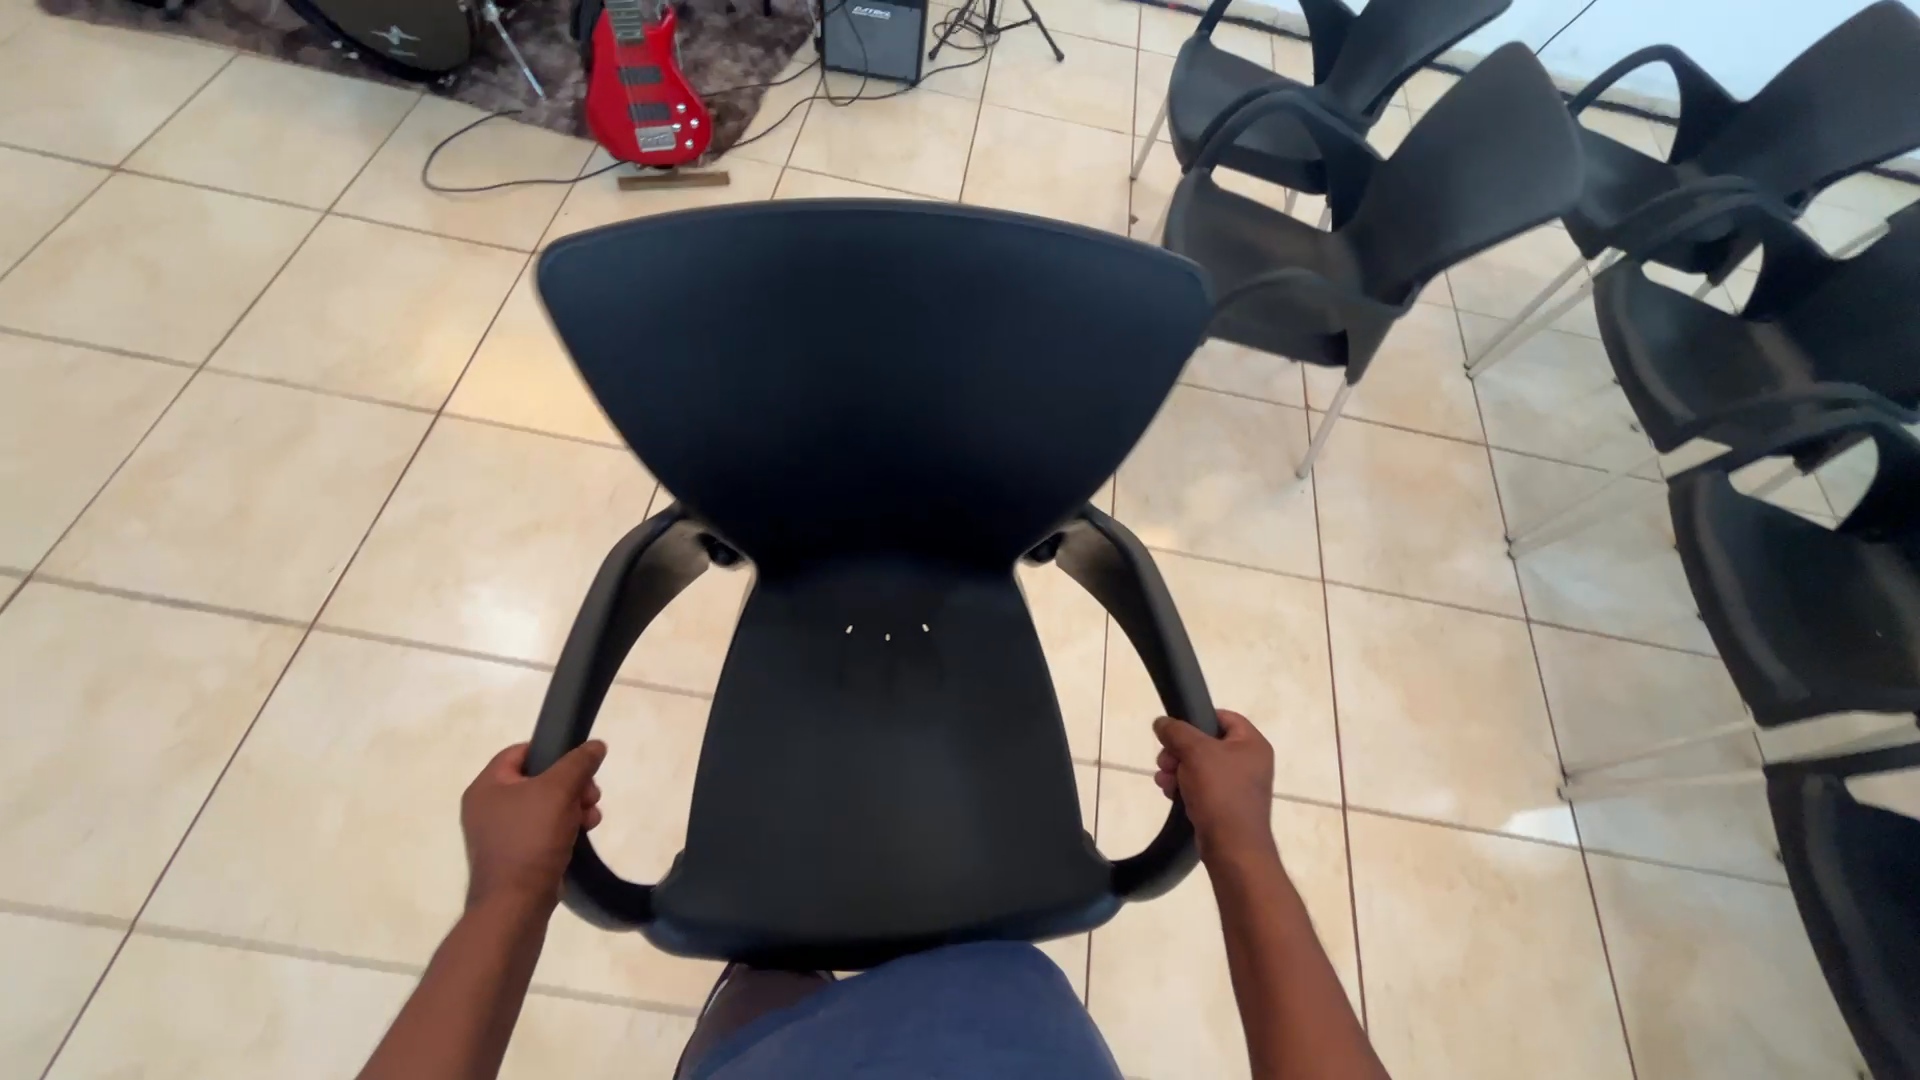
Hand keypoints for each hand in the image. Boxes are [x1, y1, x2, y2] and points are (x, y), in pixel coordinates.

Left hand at [460, 741, 606, 913]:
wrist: (516, 903)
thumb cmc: (531, 838)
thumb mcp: (559, 790)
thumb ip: (579, 762)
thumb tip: (596, 745)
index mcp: (487, 787)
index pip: (521, 751)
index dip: (553, 750)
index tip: (579, 763)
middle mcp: (488, 807)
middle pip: (540, 778)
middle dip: (573, 784)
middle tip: (591, 795)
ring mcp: (501, 833)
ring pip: (548, 803)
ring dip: (575, 805)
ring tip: (591, 817)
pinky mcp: (516, 853)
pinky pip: (545, 827)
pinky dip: (566, 825)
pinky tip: (583, 831)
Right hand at [1153, 710, 1275, 863]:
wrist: (1233, 848)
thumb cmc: (1220, 793)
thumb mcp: (1196, 752)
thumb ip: (1176, 731)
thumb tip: (1161, 723)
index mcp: (1252, 744)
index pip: (1223, 716)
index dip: (1197, 718)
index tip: (1175, 731)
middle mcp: (1249, 762)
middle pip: (1205, 742)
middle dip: (1179, 750)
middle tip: (1165, 761)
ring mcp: (1238, 785)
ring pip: (1198, 765)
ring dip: (1176, 769)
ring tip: (1164, 780)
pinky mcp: (1225, 804)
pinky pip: (1200, 786)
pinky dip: (1183, 786)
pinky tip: (1170, 792)